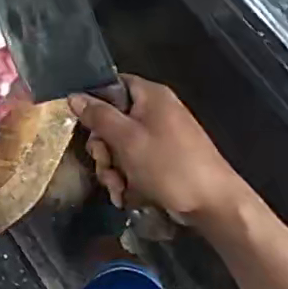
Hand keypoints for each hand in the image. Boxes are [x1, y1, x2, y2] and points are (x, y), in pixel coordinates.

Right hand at [68, 75, 252, 228]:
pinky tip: (129, 196)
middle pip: (113, 121)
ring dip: (114, 169)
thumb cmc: (169, 165)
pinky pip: (135, 163)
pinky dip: (129, 179)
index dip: (94, 104)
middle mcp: (155, 111)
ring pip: (121, 147)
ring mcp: (161, 137)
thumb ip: (99, 116)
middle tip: (106, 165)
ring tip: (119, 188)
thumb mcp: (127, 139)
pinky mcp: (163, 160)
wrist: (213, 203)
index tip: (86, 128)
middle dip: (104, 149)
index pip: (112, 85)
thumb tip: (74, 96)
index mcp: (150, 95)